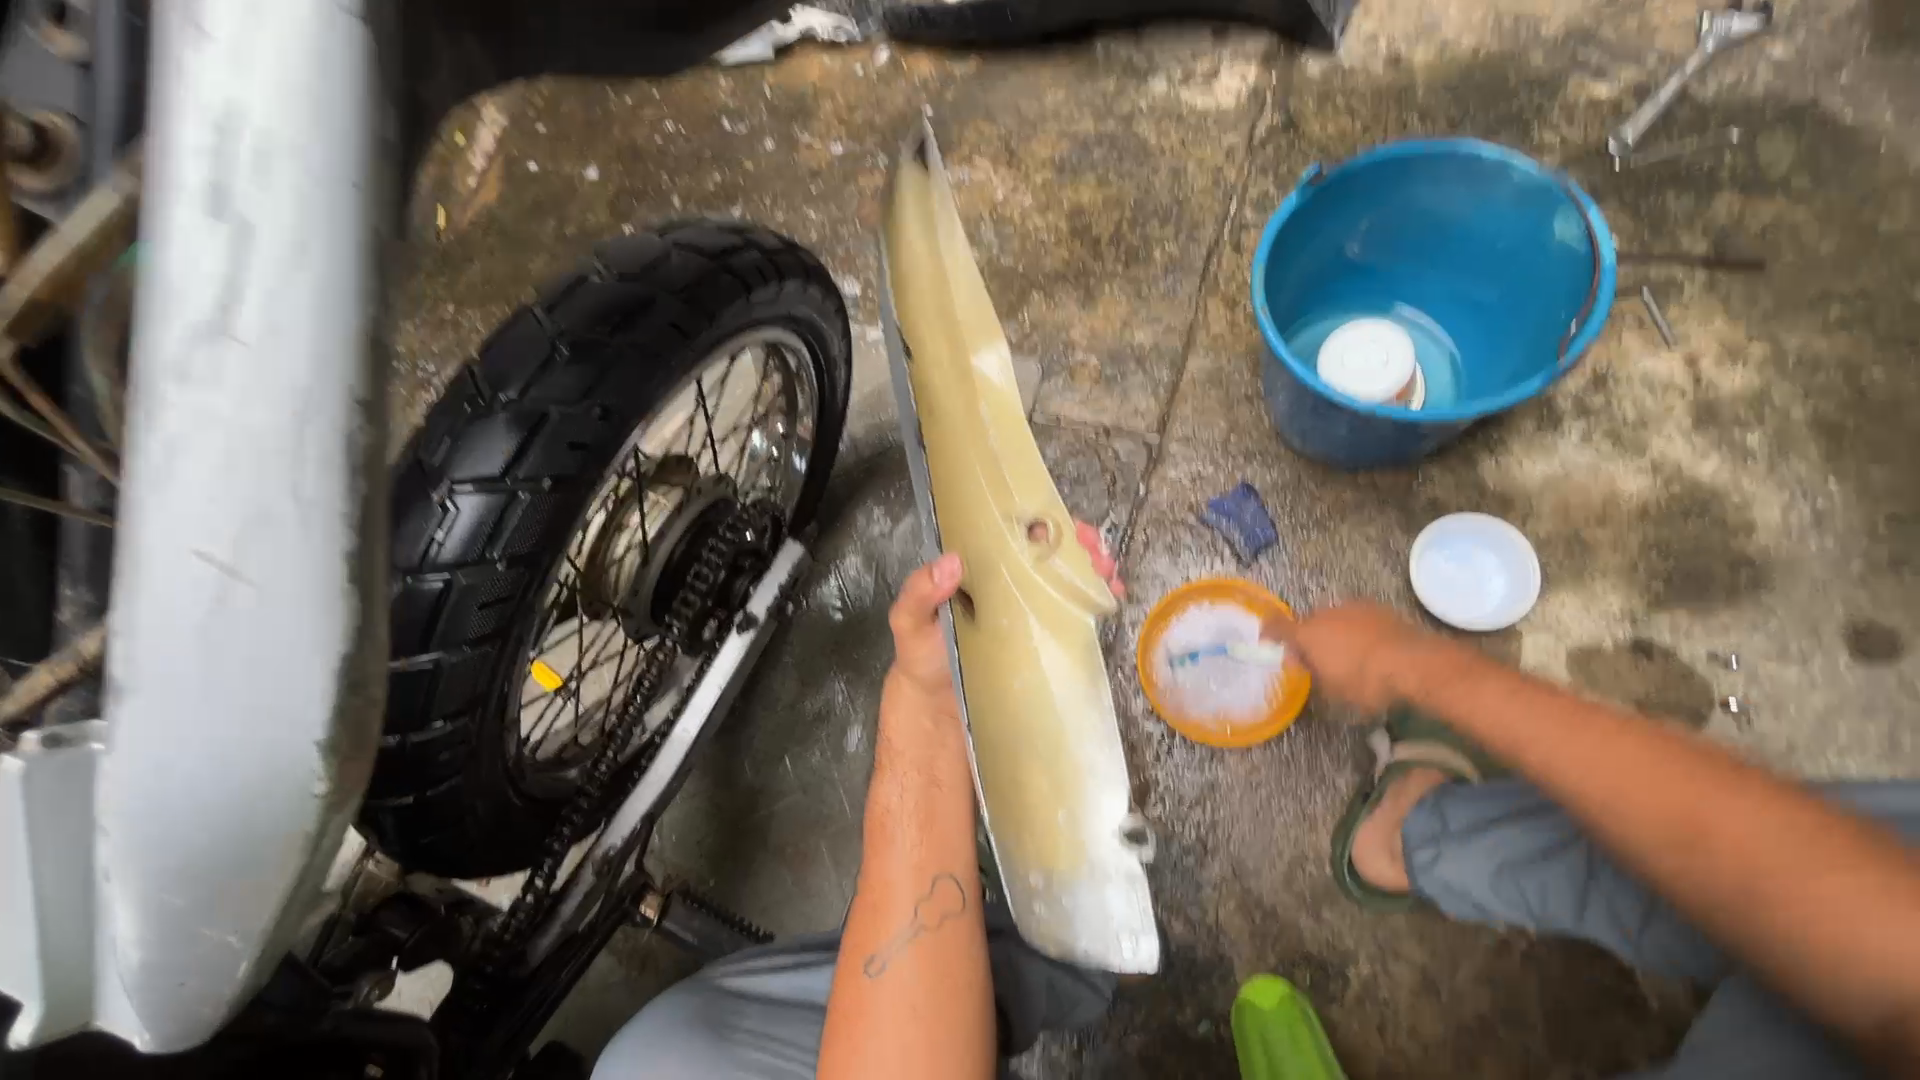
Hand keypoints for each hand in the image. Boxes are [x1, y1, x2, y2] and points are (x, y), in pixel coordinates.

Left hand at [885, 523, 1122, 713]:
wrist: (939, 709)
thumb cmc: (923, 656)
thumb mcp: (910, 621)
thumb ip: (919, 593)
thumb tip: (951, 563)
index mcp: (977, 568)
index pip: (1012, 533)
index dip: (1041, 521)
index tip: (1062, 523)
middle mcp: (1007, 582)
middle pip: (1049, 551)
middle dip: (1079, 543)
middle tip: (1095, 550)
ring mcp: (1029, 609)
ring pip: (1067, 577)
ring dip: (1093, 568)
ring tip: (1108, 572)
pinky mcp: (1044, 637)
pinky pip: (1074, 612)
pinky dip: (1095, 600)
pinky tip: (1112, 598)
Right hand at [1259, 602, 1443, 714]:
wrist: (1414, 663)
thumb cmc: (1366, 683)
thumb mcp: (1333, 692)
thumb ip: (1314, 676)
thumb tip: (1306, 665)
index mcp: (1307, 634)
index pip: (1276, 627)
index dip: (1269, 633)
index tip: (1267, 641)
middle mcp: (1325, 614)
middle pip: (1309, 622)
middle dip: (1310, 637)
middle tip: (1318, 658)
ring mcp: (1354, 607)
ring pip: (1335, 618)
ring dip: (1336, 631)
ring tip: (1349, 652)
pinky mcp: (1380, 608)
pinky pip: (1359, 618)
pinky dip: (1359, 629)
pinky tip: (1371, 646)